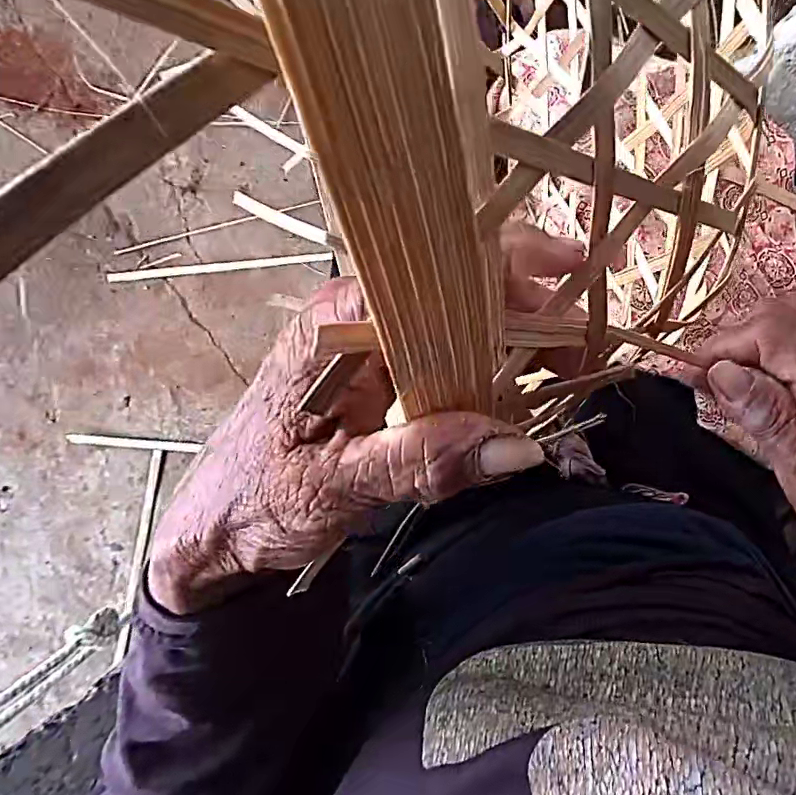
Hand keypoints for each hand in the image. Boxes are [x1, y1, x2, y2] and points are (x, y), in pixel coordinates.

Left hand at [147, 224, 583, 613]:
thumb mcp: (336, 487)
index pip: (437, 270)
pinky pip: (449, 350)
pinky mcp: (383, 368)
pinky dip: (494, 362)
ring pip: (461, 318)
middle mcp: (360, 314)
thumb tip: (520, 447)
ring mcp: (373, 340)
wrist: (212, 527)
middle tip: (583, 348)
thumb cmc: (254, 501)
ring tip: (568, 362)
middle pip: (460, 288)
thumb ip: (423, 462)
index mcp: (340, 321)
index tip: (571, 276)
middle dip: (531, 308)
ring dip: (519, 334)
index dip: (510, 267)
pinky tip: (524, 381)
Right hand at [683, 300, 795, 659]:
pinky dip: (769, 354)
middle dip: (731, 340)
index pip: (775, 335)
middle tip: (697, 376)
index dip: (724, 345)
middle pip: (782, 319)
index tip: (689, 370)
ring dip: (748, 344)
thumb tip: (723, 372)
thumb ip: (769, 422)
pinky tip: (751, 385)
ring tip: (717, 380)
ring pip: (792, 325)